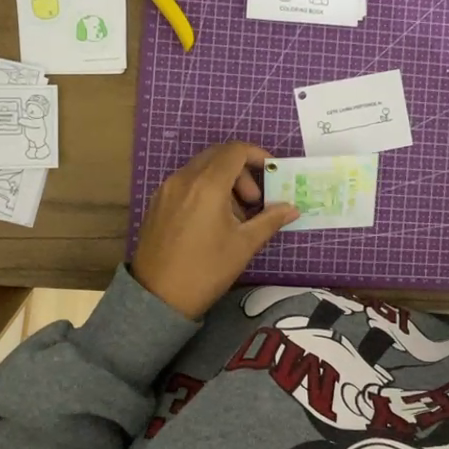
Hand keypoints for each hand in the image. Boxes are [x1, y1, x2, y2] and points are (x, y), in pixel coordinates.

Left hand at [131, 142, 298, 319]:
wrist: (156, 298)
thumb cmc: (205, 270)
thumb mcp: (243, 245)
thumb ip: (270, 220)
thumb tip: (292, 208)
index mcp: (207, 184)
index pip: (236, 151)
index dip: (258, 155)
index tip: (272, 174)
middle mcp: (184, 178)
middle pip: (218, 156)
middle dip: (242, 171)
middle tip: (254, 201)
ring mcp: (167, 189)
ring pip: (202, 169)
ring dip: (224, 181)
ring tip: (235, 217)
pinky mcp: (158, 202)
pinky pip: (187, 182)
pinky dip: (205, 189)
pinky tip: (212, 221)